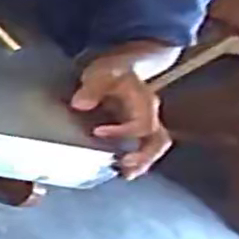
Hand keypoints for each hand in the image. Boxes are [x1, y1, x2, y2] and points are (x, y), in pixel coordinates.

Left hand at [71, 60, 170, 178]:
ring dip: (142, 162)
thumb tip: (80, 104)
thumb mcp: (101, 72)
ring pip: (155, 146)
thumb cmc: (112, 70)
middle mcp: (149, 115)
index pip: (143, 124)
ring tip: (125, 174)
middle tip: (124, 167)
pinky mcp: (137, 128)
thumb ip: (92, 87)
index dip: (123, 131)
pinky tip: (119, 168)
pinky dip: (135, 159)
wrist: (126, 65)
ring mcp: (146, 122)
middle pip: (158, 141)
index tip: (97, 132)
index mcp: (143, 102)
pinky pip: (143, 146)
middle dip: (144, 156)